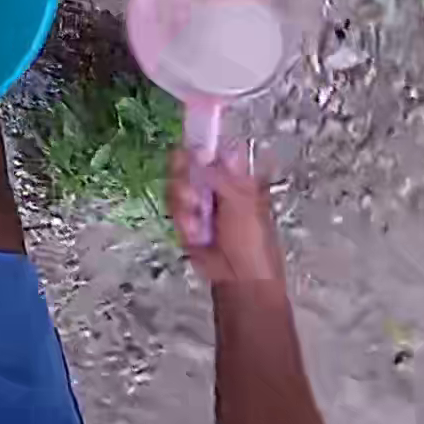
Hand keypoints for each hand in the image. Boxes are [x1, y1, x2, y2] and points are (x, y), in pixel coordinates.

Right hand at [168, 146, 285, 287]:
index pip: (210, 147)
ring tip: (198, 222)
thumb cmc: (251, 240)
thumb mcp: (242, 203)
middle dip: (183, 177)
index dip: (197, 143)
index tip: (187, 150)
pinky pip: (171, 205)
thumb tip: (200, 150)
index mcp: (232, 173)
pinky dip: (182, 220)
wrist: (239, 279)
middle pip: (185, 161)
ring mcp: (196, 198)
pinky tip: (195, 232)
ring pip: (175, 183)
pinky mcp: (183, 215)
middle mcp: (212, 181)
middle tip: (191, 194)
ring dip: (184, 204)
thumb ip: (220, 175)